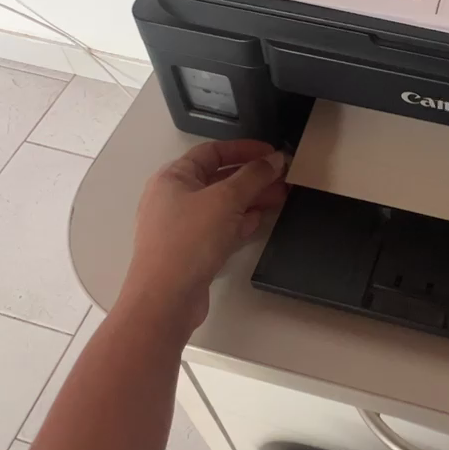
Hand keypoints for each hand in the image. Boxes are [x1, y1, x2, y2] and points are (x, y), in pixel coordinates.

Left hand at [123, 140, 288, 333]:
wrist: (166, 300)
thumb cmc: (190, 239)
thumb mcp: (226, 199)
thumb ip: (254, 175)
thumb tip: (275, 159)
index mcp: (173, 177)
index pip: (213, 152)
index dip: (245, 149)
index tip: (272, 153)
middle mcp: (173, 198)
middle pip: (219, 178)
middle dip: (253, 177)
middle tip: (283, 178)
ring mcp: (180, 226)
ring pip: (221, 204)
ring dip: (250, 199)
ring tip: (280, 198)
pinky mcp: (189, 251)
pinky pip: (218, 227)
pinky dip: (239, 222)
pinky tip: (258, 221)